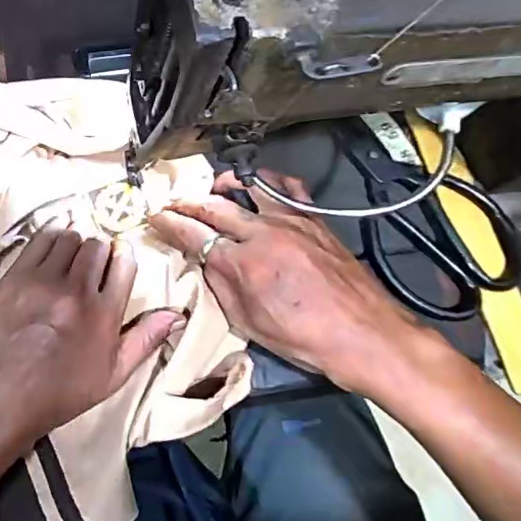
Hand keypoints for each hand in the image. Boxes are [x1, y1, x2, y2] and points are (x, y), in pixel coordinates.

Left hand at [0, 228, 180, 453]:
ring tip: (66, 265)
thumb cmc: (59, 394)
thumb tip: (175, 314)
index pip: (125, 263)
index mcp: (104, 315)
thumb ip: (145, 340)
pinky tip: (48, 254)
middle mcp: (77, 292)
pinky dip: (49, 240)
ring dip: (73, 247)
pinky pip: (40, 239)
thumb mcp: (112, 376)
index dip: (122, 260)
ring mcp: (43, 282)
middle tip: (89, 270)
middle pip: (97, 246)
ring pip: (69, 238)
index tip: (116, 266)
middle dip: (98, 254)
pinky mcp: (15, 277)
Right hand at [149, 170, 453, 396]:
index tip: (156, 218)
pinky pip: (287, 188)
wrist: (364, 335)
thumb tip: (205, 261)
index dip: (170, 224)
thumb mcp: (248, 322)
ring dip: (223, 184)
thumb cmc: (305, 338)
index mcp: (243, 263)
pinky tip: (258, 186)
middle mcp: (263, 233)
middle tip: (172, 202)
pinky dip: (267, 181)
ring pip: (248, 187)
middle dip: (187, 203)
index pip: (194, 235)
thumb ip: (221, 286)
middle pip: (214, 207)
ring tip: (211, 187)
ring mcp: (291, 221)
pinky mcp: (313, 219)